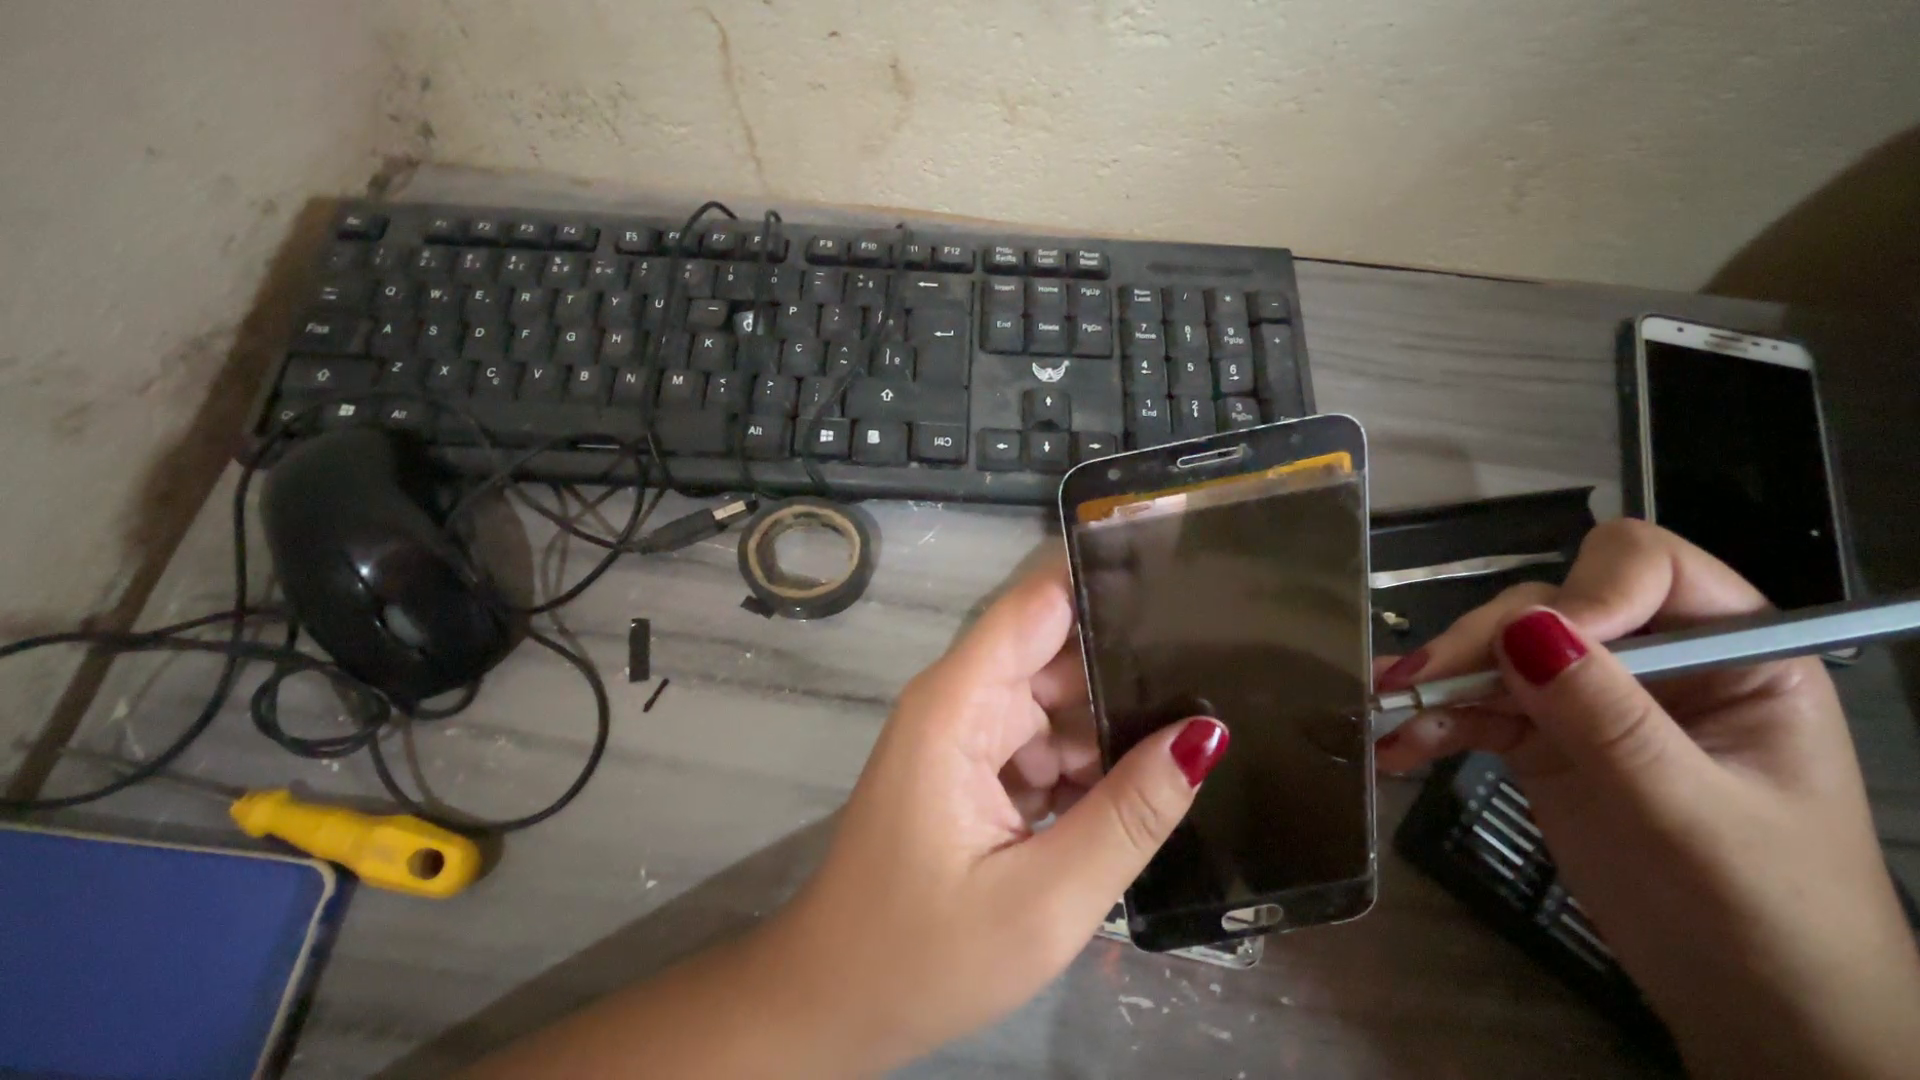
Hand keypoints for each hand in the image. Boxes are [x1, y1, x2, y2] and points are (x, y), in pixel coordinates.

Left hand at [763, 554, 1228, 1074]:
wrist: (836, 1004)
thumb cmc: (926, 955)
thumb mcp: (1045, 898)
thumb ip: (1128, 813)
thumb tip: (1206, 732)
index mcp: (959, 706)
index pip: (1040, 604)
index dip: (1108, 582)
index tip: (1192, 577)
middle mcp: (961, 704)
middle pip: (1058, 653)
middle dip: (1131, 665)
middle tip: (1230, 675)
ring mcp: (965, 739)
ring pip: (1059, 706)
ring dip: (1116, 726)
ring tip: (1205, 735)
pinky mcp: (973, 774)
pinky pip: (1043, 747)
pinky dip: (1087, 767)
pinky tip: (1144, 791)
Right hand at [1375, 519, 1919, 1079]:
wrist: (1753, 1012)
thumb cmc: (1766, 916)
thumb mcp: (1695, 815)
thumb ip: (1612, 719)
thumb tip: (1523, 628)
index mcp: (1734, 654)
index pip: (1649, 570)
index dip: (1585, 592)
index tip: (1527, 649)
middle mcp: (1657, 661)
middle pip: (1548, 607)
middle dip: (1480, 644)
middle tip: (1414, 687)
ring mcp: (1593, 701)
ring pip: (1498, 654)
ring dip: (1438, 683)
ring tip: (1381, 715)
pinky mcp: (1544, 741)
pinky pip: (1477, 710)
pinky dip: (1432, 724)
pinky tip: (1396, 748)